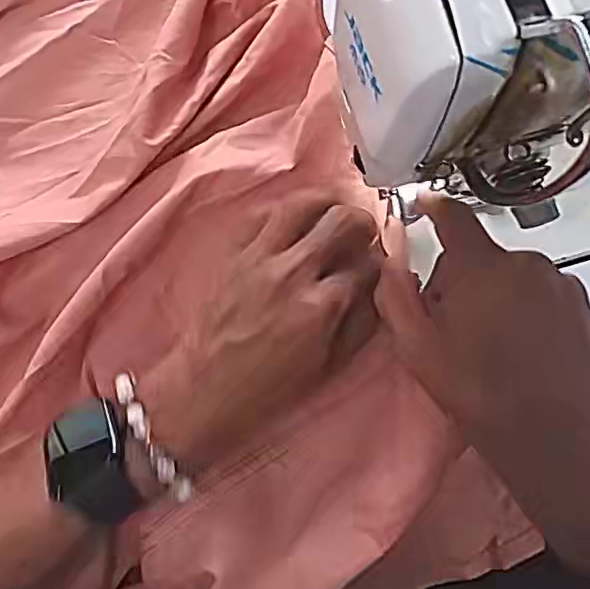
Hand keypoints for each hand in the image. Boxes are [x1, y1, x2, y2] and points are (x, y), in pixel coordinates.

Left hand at [137, 198, 383, 476]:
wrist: (209, 386)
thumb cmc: (272, 384)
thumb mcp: (329, 364)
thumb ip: (360, 323)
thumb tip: (378, 289)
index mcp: (322, 305)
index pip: (367, 264)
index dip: (380, 261)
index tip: (379, 262)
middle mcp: (293, 272)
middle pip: (341, 221)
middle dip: (363, 221)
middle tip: (363, 229)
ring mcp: (259, 258)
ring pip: (300, 205)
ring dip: (325, 202)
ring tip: (334, 208)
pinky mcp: (233, 254)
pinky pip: (259, 215)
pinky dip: (282, 211)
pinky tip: (293, 219)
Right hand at [388, 194, 589, 582]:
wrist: (556, 436)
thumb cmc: (481, 393)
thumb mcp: (417, 348)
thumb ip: (395, 297)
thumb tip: (389, 269)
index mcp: (480, 267)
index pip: (453, 217)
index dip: (434, 207)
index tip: (427, 202)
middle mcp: (525, 265)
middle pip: (480, 258)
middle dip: (463, 282)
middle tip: (456, 328)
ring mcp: (558, 285)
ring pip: (512, 278)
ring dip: (497, 299)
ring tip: (493, 349)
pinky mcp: (581, 306)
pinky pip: (542, 295)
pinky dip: (528, 312)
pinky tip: (522, 352)